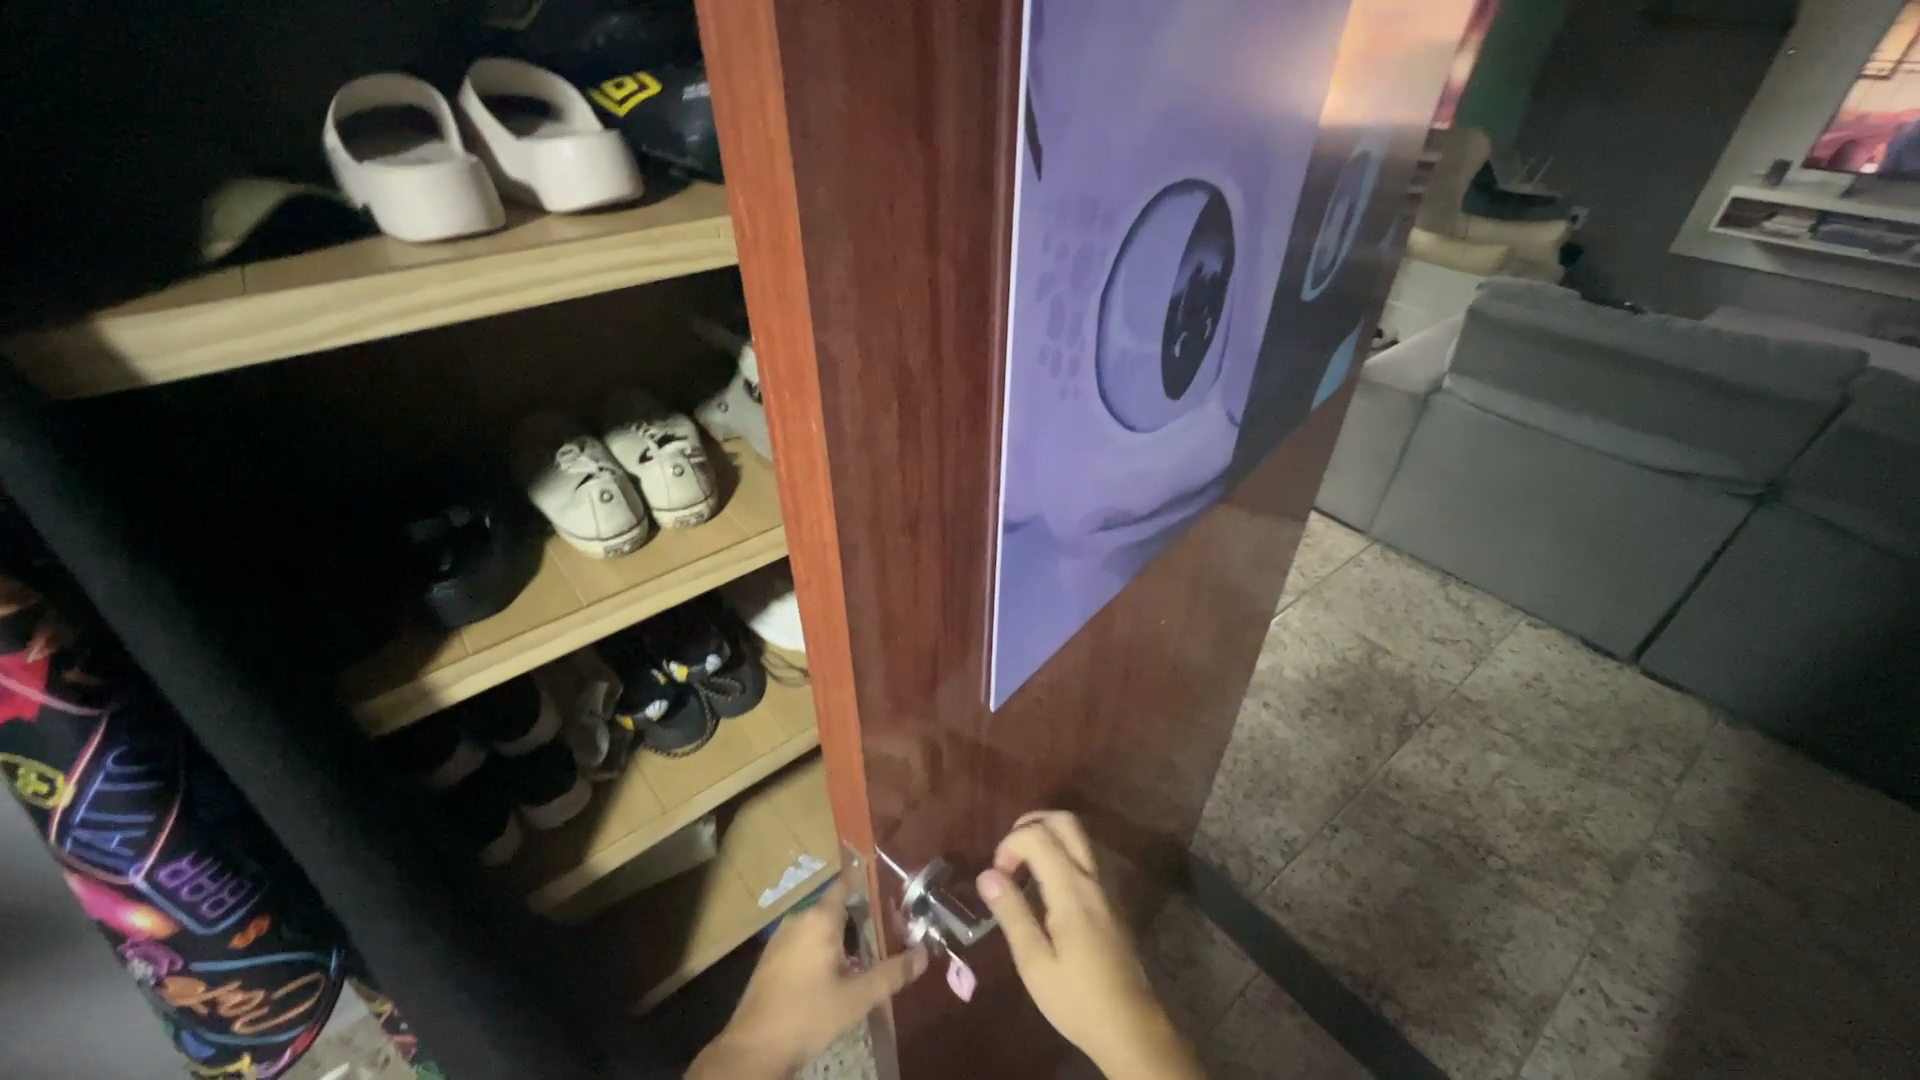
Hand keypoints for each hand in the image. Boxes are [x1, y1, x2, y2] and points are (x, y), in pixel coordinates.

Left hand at [689, 882, 928, 1078]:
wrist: (755, 1047)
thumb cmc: (809, 1014)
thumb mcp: (858, 997)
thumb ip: (893, 973)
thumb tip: (924, 954)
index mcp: (820, 919)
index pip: (846, 885)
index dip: (867, 884)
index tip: (890, 888)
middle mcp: (799, 919)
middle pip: (836, 908)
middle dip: (860, 920)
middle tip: (887, 935)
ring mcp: (781, 938)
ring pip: (819, 927)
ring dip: (841, 938)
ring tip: (865, 958)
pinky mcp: (771, 959)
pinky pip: (803, 942)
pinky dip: (821, 950)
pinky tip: (834, 975)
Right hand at [975, 812, 1202, 1079]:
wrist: (1132, 1028)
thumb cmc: (1077, 1000)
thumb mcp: (1034, 963)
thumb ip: (1012, 913)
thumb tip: (987, 874)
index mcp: (1072, 890)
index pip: (1038, 836)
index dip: (1009, 844)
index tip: (996, 876)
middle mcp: (1093, 879)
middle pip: (1065, 822)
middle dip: (1031, 824)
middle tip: (1007, 854)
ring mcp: (1106, 888)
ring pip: (1079, 837)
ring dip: (1047, 836)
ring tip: (1022, 868)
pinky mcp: (1111, 902)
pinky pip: (1085, 858)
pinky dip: (1061, 854)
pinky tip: (1045, 887)